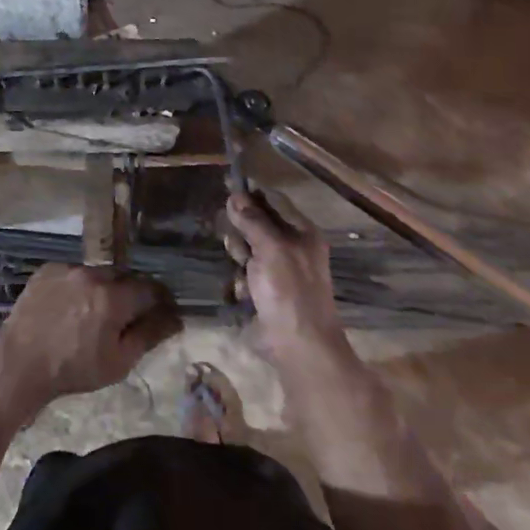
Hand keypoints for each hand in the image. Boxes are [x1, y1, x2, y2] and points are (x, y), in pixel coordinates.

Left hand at [0, 264, 180, 418]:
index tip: (164, 312)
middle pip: (125, 277)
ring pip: (99, 273)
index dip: (161, 301)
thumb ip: (150, 334)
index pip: (151, 288)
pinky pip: (75, 273)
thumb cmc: (74, 369)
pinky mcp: (48, 270)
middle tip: (129, 315)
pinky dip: (80, 286)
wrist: (19, 362)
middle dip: (133, 293)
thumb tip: (176, 318)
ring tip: (97, 312)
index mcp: (114, 297)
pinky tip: (73, 306)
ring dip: (105, 288)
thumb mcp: (119, 361)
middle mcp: (93, 274)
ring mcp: (68, 269)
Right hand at [226, 192, 342, 356]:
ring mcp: (278, 270)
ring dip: (239, 256)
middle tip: (237, 241)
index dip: (252, 191)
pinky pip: (244, 273)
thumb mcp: (271, 249)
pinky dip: (240, 280)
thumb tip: (235, 195)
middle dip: (242, 230)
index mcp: (302, 232)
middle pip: (256, 223)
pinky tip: (242, 292)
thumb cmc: (289, 291)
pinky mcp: (265, 290)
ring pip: (246, 248)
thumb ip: (253, 221)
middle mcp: (291, 247)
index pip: (274, 200)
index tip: (227, 183)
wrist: (299, 345)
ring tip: (242, 271)